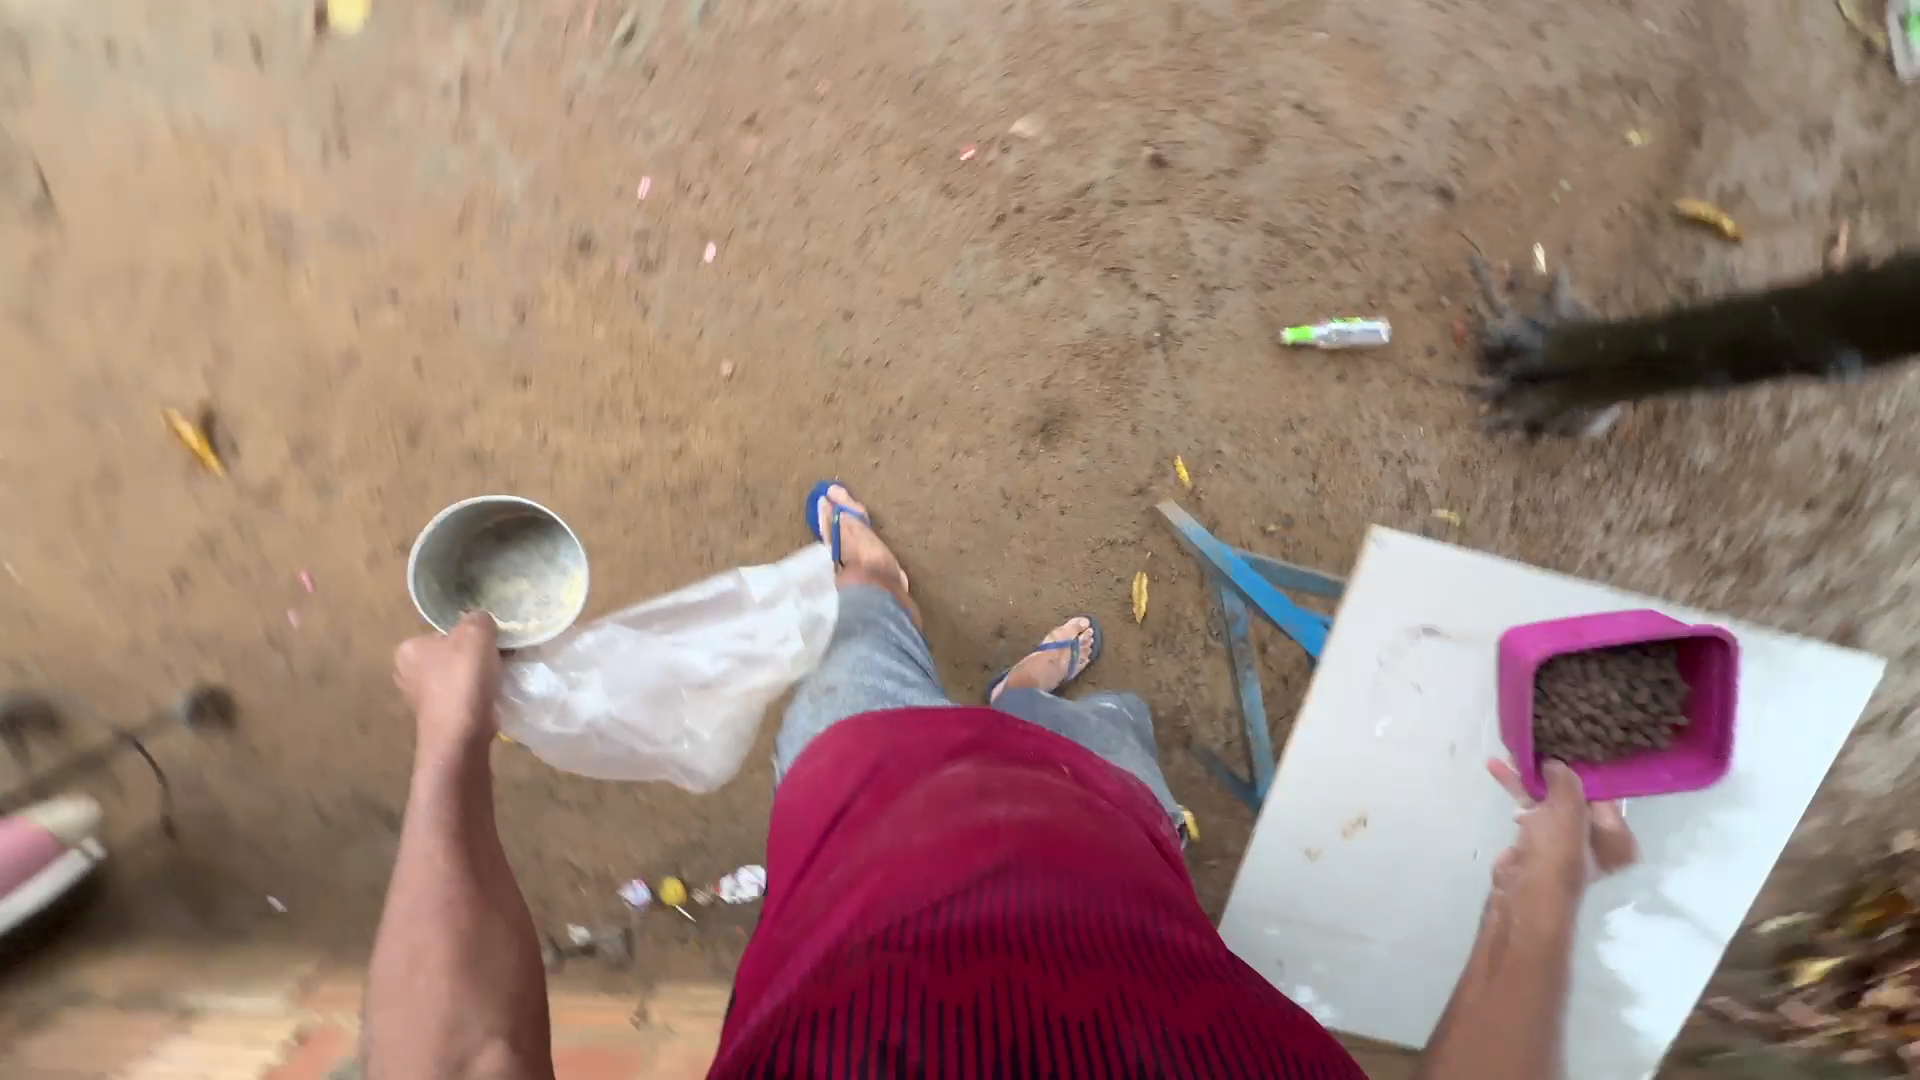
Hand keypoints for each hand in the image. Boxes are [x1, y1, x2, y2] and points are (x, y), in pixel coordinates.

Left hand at [394, 611, 502, 752]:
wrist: (461, 730)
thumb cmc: (464, 677)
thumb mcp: (476, 633)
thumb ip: (478, 618)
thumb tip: (480, 621)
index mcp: (409, 648)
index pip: (444, 632)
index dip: (470, 634)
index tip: (490, 642)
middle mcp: (406, 671)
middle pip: (451, 652)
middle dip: (473, 654)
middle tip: (498, 657)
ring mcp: (419, 695)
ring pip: (456, 674)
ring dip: (476, 673)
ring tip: (497, 675)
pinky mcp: (436, 713)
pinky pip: (460, 693)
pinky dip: (475, 691)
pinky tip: (490, 693)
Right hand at [1487, 758, 1637, 907]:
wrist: (1523, 888)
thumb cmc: (1556, 853)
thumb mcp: (1567, 812)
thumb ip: (1565, 783)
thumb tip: (1556, 763)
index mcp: (1617, 837)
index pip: (1603, 795)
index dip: (1581, 772)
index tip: (1563, 749)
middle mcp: (1595, 839)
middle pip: (1573, 796)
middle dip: (1550, 773)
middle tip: (1536, 749)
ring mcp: (1564, 840)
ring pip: (1547, 800)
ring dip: (1528, 779)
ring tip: (1511, 754)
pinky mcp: (1536, 840)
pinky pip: (1530, 808)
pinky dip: (1517, 791)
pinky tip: (1498, 770)